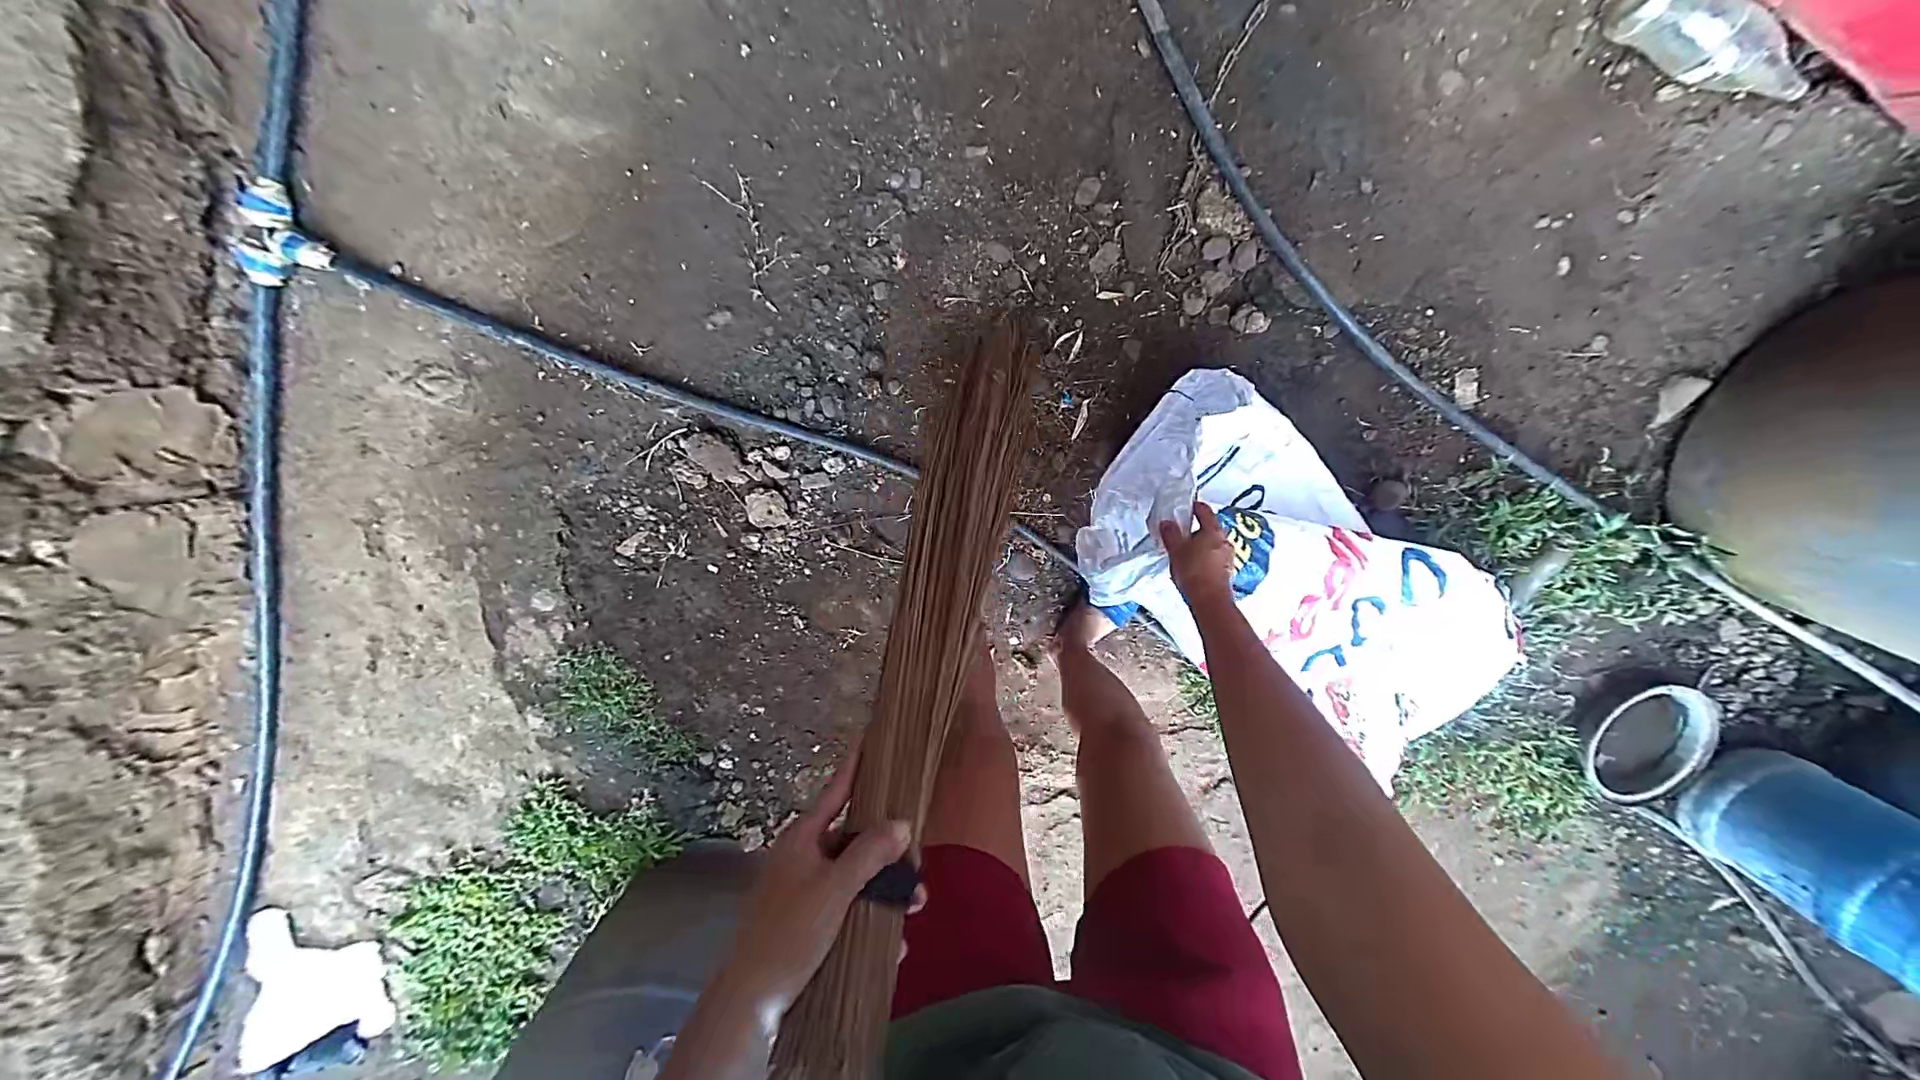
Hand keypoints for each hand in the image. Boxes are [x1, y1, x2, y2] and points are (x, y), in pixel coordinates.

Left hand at [719, 746, 911, 1010]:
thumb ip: (868, 854)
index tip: (869, 738)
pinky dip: (870, 917)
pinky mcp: (808, 919)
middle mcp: (804, 856)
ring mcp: (805, 888)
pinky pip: (848, 906)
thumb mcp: (835, 890)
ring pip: (855, 875)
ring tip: (914, 907)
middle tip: (917, 865)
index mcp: (804, 838)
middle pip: (854, 839)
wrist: (752, 1000)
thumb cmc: (790, 933)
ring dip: (885, 889)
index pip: (835, 791)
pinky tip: (892, 941)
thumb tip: (902, 823)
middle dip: (888, 852)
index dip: (854, 766)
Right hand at [1158, 501, 1235, 607]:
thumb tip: (1167, 523)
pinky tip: (1193, 565)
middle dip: (1195, 528)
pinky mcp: (1226, 570)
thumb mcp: (1176, 549)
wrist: (1209, 600)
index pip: (1204, 510)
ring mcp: (1227, 556)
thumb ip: (1170, 534)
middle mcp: (1224, 541)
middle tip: (1181, 531)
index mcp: (1213, 530)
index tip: (1187, 506)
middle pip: (1209, 527)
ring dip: (1200, 544)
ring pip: (1212, 543)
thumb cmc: (1195, 573)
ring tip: (1184, 550)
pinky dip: (1204, 557)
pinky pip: (1214, 557)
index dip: (1194, 506)